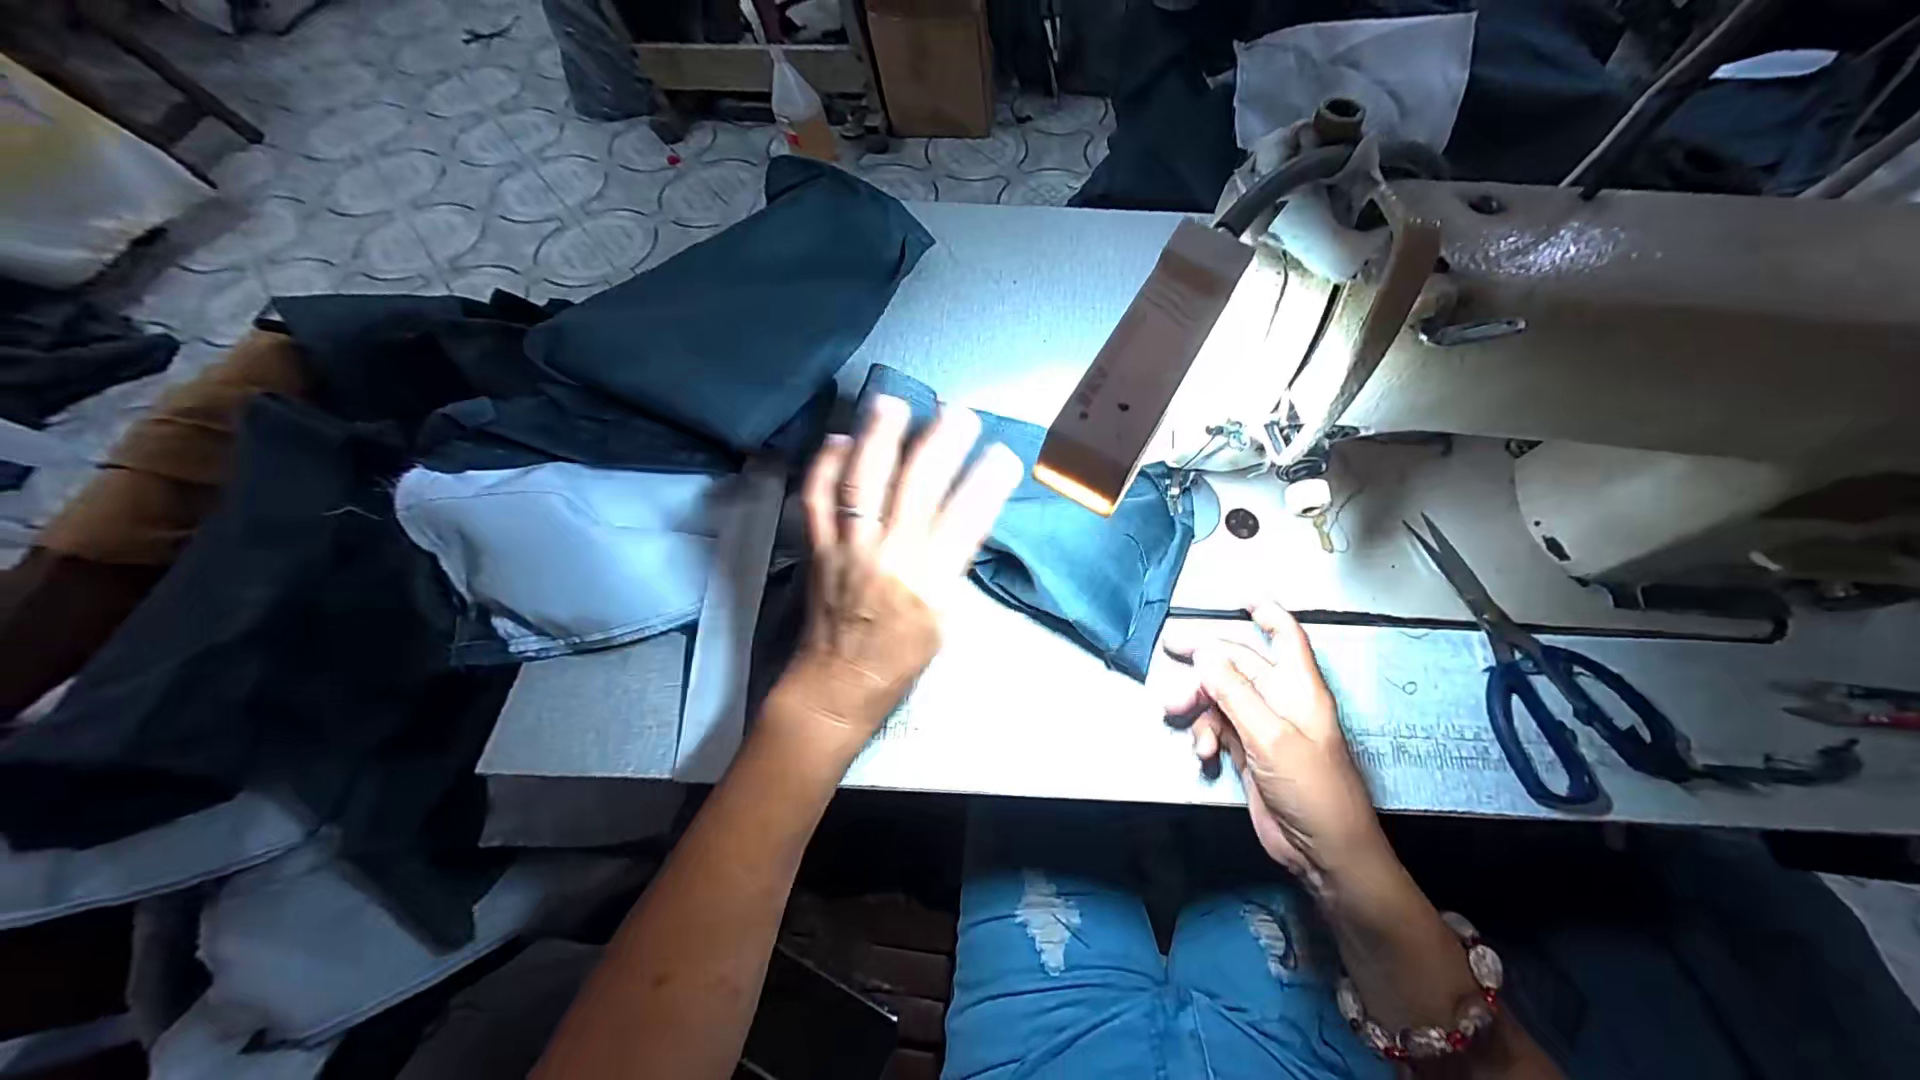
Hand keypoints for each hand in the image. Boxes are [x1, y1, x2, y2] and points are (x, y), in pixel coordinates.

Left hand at [768, 395, 1022, 764]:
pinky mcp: (817, 548)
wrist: (834, 687)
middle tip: (961, 414)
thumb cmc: (898, 664)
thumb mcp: (942, 622)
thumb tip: (956, 519)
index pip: (966, 520)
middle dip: (942, 444)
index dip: (987, 483)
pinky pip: (817, 500)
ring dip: (879, 438)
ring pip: (863, 482)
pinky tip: (840, 439)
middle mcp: (888, 558)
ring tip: (893, 403)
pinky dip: (826, 466)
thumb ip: (948, 568)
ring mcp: (848, 549)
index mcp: (928, 584)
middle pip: (916, 488)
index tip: (1003, 455)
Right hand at [1160, 602, 1391, 890]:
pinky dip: (1205, 735)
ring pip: (1222, 697)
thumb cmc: (1314, 790)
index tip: (1243, 598)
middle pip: (1239, 665)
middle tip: (1172, 649)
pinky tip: (1205, 751)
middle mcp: (1282, 702)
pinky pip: (1218, 728)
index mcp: (1299, 689)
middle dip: (1206, 660)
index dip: (1268, 613)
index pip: (1286, 638)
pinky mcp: (1250, 752)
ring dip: (1198, 704)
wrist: (1323, 850)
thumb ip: (1235, 692)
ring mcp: (1264, 727)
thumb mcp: (1271, 736)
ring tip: (1177, 713)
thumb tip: (1206, 654)